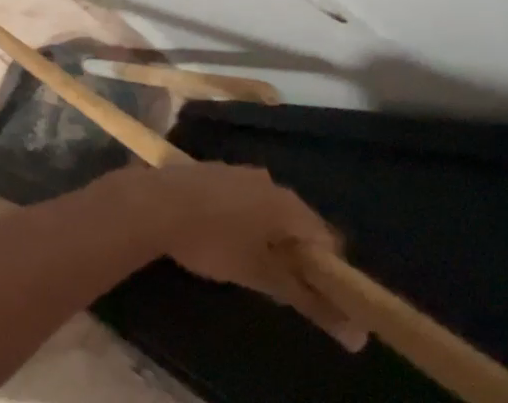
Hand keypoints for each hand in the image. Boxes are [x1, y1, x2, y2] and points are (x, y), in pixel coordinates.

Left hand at [127, 162, 368, 351]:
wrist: (150, 203)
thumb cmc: (212, 240)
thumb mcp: (262, 276)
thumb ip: (309, 301)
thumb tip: (358, 336)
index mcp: (288, 204)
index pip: (326, 239)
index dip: (327, 270)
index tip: (314, 293)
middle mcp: (266, 180)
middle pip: (294, 221)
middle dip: (292, 251)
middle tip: (278, 280)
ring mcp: (233, 171)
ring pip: (262, 208)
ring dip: (262, 233)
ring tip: (245, 259)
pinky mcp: (204, 171)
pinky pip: (234, 198)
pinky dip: (235, 218)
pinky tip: (216, 234)